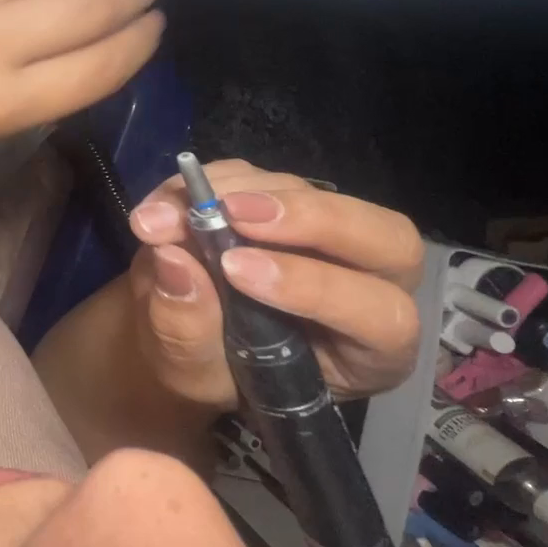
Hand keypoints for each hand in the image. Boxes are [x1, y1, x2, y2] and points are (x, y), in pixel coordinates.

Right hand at [125, 161, 422, 410]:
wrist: (181, 334)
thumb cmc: (206, 368)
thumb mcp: (189, 371)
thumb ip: (186, 328)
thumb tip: (174, 260)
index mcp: (369, 350)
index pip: (379, 313)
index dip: (314, 286)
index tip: (233, 270)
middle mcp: (367, 284)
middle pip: (382, 236)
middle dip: (306, 216)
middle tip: (228, 212)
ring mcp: (322, 233)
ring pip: (307, 192)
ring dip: (233, 192)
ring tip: (166, 214)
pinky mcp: (275, 198)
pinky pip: (252, 175)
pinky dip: (203, 182)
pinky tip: (165, 205)